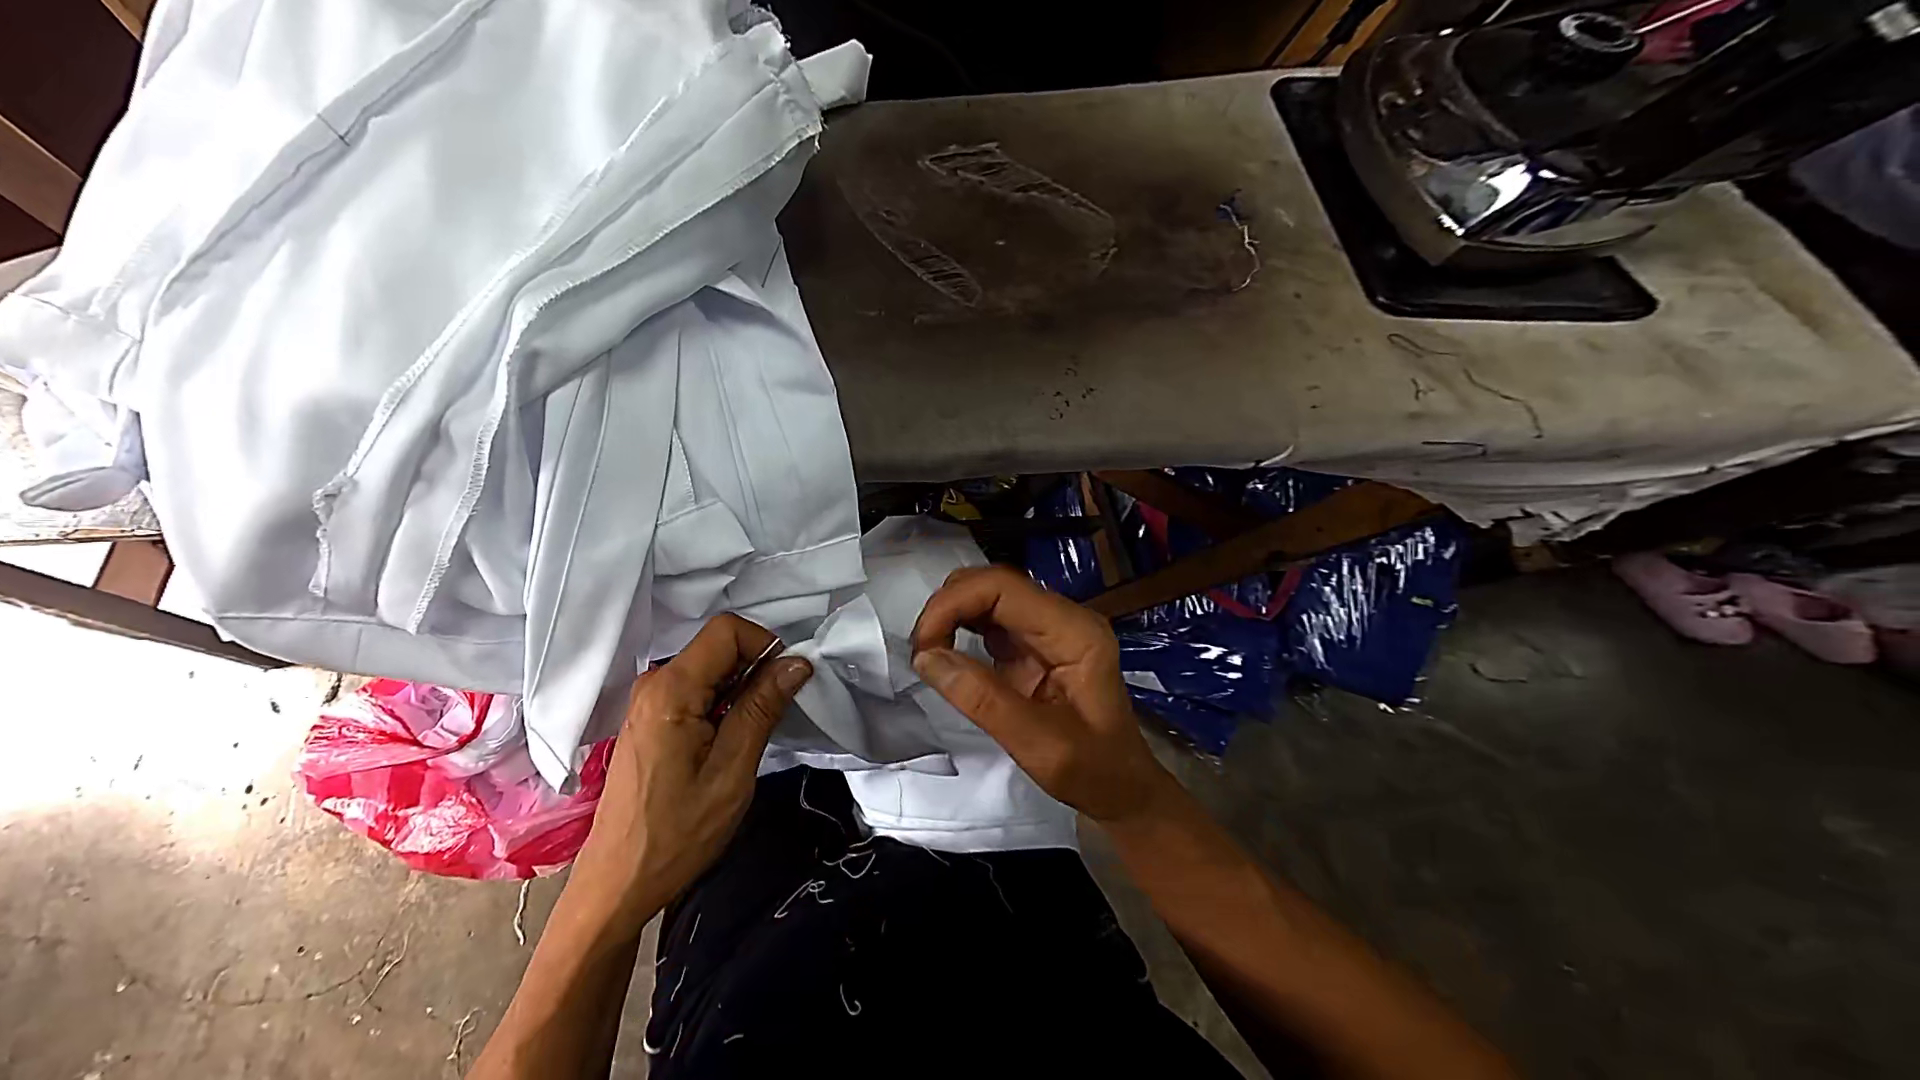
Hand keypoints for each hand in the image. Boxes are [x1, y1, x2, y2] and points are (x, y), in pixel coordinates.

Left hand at [569, 614, 811, 937]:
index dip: (766, 645)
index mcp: (670, 690)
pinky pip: (696, 690)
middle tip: (772, 716)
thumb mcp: (732, 770)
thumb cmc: (677, 833)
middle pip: (719, 646)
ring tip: (749, 735)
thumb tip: (796, 662)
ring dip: (741, 689)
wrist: (618, 882)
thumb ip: (762, 707)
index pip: (727, 630)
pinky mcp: (650, 719)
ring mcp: (648, 701)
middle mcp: (654, 684)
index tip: (786, 683)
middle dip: (756, 669)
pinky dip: (722, 703)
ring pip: (710, 668)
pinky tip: (728, 742)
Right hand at [910, 566, 1176, 823]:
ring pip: (989, 596)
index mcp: (1075, 632)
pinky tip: (946, 654)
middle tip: (922, 652)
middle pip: (994, 584)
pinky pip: (992, 620)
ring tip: (928, 652)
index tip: (924, 646)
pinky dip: (962, 629)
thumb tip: (926, 657)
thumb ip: (983, 699)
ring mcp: (1050, 629)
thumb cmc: (1094, 771)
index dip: (953, 604)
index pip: (1003, 587)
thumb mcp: (1040, 745)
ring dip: (952, 615)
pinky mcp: (1036, 645)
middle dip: (948, 607)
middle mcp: (1063, 619)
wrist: (1124, 788)